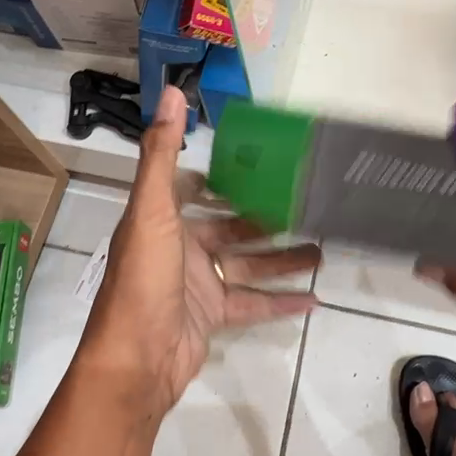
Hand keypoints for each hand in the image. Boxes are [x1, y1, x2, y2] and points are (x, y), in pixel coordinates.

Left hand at [79, 86, 320, 415]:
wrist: (135, 363)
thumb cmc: (143, 278)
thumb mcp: (152, 208)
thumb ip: (163, 152)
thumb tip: (171, 92)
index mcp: (162, 220)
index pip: (189, 188)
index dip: (218, 176)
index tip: (255, 161)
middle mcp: (180, 247)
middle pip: (230, 227)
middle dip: (265, 218)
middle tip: (304, 204)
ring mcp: (198, 284)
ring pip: (249, 263)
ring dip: (283, 257)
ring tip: (321, 249)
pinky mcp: (213, 317)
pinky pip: (253, 303)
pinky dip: (281, 301)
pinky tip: (314, 298)